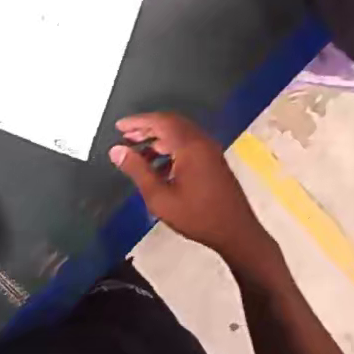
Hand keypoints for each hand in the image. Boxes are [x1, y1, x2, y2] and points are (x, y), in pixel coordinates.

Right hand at [108, 113, 280, 271]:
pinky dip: (171, 148)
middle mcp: (202, 142)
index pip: (160, 122)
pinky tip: (159, 166)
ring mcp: (211, 151)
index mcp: (190, 146)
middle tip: (127, 137)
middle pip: (171, 124)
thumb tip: (117, 150)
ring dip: (159, 139)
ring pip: (181, 135)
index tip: (120, 127)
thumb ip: (137, 170)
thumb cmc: (196, 216)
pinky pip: (189, 145)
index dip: (138, 121)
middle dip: (147, 128)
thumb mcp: (160, 197)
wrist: (236, 231)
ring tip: (138, 152)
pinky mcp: (214, 161)